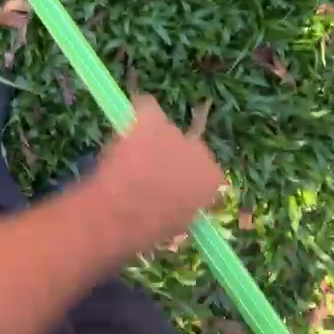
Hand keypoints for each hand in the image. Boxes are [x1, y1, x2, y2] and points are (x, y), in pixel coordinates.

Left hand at [81, 95, 223, 254]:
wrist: (124, 211)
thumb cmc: (147, 227)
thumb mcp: (174, 224)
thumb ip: (182, 207)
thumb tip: (175, 208)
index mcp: (211, 181)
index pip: (202, 169)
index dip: (180, 174)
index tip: (163, 182)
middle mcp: (200, 152)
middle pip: (184, 146)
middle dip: (165, 154)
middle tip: (141, 168)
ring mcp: (175, 133)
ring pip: (161, 128)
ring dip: (147, 138)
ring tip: (124, 158)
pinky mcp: (152, 119)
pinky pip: (145, 106)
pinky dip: (135, 113)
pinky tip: (122, 128)